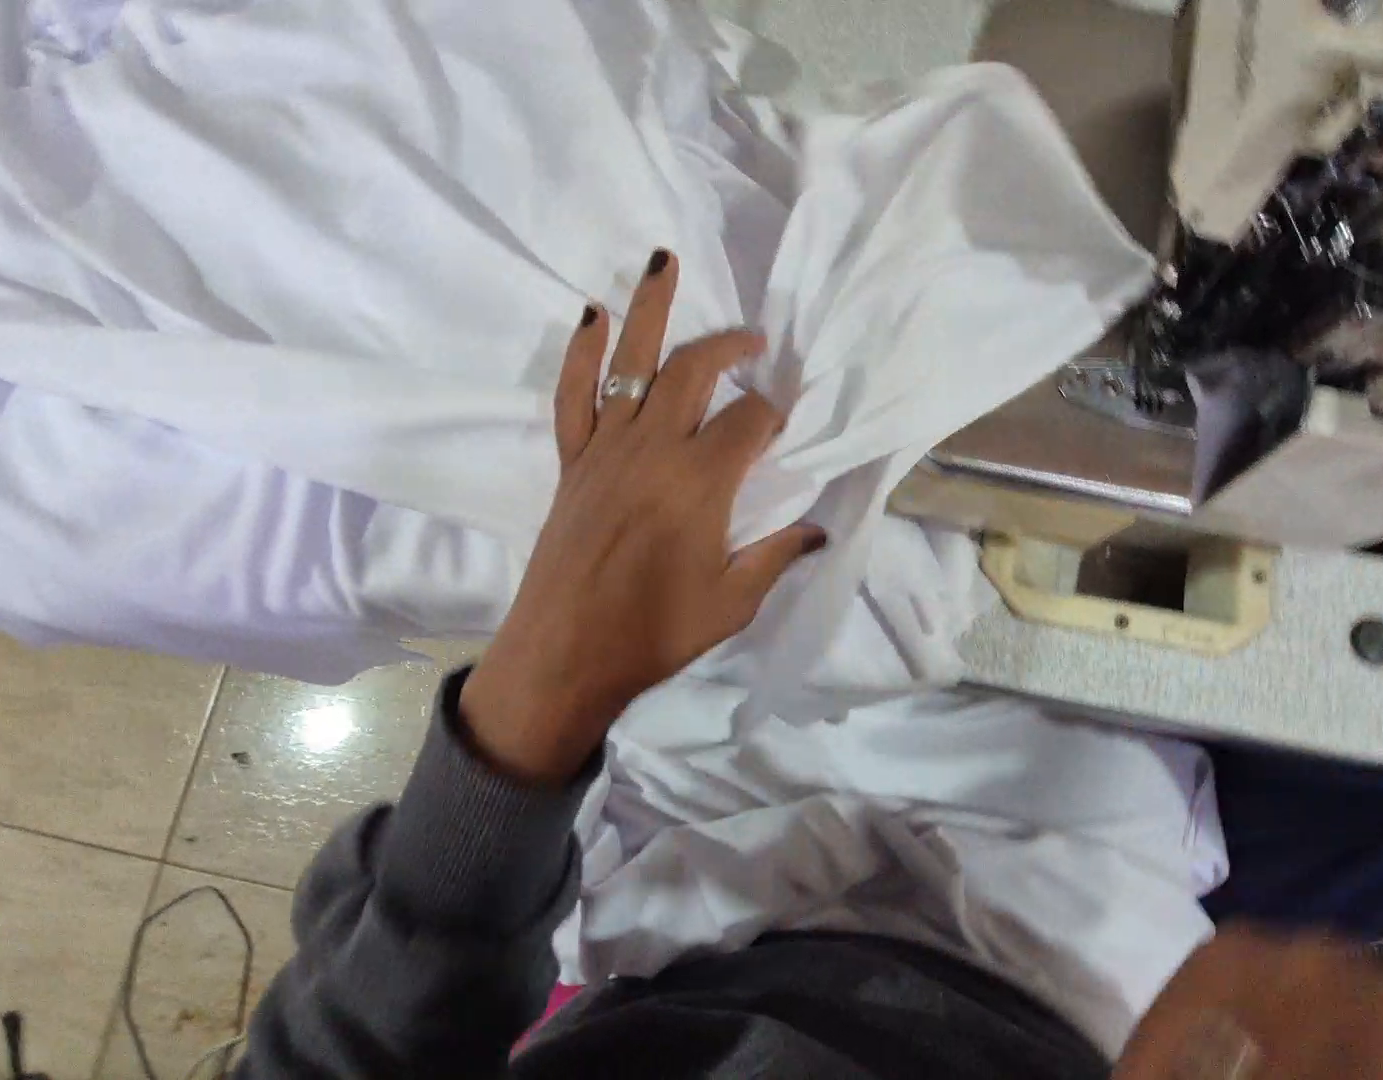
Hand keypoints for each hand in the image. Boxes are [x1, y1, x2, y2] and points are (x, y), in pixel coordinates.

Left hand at [459, 249, 824, 784]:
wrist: (565, 655)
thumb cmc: (654, 633)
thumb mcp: (732, 603)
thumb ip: (776, 556)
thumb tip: (817, 530)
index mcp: (701, 482)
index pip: (750, 421)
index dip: (775, 415)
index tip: (783, 428)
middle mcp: (653, 448)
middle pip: (695, 371)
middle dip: (730, 346)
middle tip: (754, 341)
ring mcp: (606, 449)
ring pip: (630, 361)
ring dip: (649, 308)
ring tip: (662, 260)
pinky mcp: (572, 461)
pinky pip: (573, 395)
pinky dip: (581, 353)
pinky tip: (591, 317)